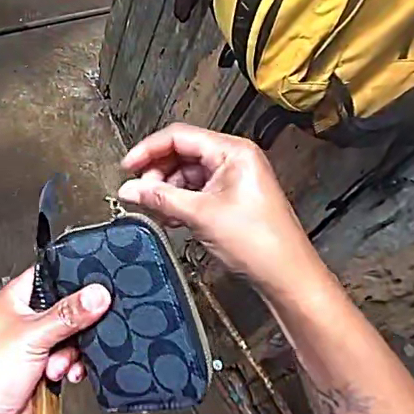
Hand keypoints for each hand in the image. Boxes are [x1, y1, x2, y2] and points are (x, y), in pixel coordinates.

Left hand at [0, 268, 110, 413]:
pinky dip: (72, 368)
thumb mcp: (33, 336)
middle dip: (75, 327)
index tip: (93, 287)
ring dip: (70, 353)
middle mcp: (24, 320)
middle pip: (67, 309)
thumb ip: (68, 314)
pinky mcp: (44, 370)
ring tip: (56, 364)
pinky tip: (62, 376)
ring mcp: (34, 346)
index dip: (70, 278)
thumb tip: (96, 294)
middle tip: (71, 336)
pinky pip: (71, 361)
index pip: (48, 275)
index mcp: (14, 299)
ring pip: (72, 338)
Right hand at [116, 123, 326, 301]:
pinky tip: (169, 215)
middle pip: (179, 153)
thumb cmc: (261, 242)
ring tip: (155, 207)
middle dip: (156, 172)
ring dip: (165, 189)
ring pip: (184, 172)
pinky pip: (194, 189)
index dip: (147, 150)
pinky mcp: (229, 195)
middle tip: (139, 191)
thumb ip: (158, 197)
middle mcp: (233, 158)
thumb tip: (129, 189)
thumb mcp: (199, 214)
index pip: (178, 137)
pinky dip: (177, 200)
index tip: (127, 167)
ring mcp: (232, 177)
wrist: (286, 276)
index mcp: (232, 151)